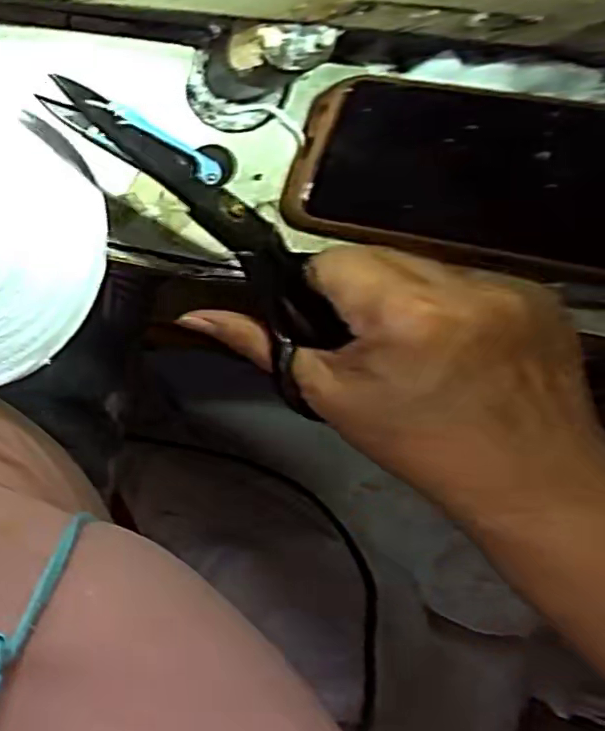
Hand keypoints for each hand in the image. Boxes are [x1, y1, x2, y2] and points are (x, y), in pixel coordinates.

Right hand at [178, 245, 604, 520]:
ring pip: (413, 260)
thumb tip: (195, 317)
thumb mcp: (320, 390)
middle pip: (372, 252)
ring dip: (390, 288)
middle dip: (347, 286)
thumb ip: (256, 342)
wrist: (530, 477)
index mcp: (408, 314)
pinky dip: (433, 297)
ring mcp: (510, 289)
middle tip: (347, 334)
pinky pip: (456, 275)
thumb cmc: (416, 439)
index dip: (306, 284)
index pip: (331, 258)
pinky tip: (434, 337)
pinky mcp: (535, 296)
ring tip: (393, 338)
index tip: (310, 320)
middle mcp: (468, 289)